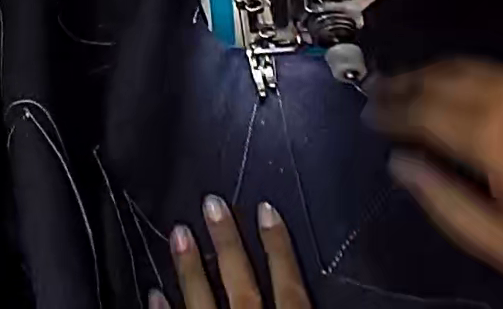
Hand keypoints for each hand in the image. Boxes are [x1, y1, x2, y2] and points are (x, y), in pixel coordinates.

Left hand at [153, 194, 310, 308]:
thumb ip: (306, 303)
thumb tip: (348, 285)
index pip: (290, 290)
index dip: (279, 248)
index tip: (266, 208)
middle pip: (241, 289)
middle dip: (227, 245)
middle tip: (211, 203)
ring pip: (203, 308)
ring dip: (190, 271)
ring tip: (178, 232)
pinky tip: (154, 293)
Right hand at [367, 60, 502, 308]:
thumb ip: (445, 200)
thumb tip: (401, 165)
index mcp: (492, 133)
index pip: (422, 110)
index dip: (390, 111)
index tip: (367, 114)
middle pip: (438, 77)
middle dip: (403, 84)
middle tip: (376, 91)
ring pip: (462, 65)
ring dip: (429, 73)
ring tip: (404, 83)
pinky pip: (489, 67)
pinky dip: (460, 71)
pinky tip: (451, 82)